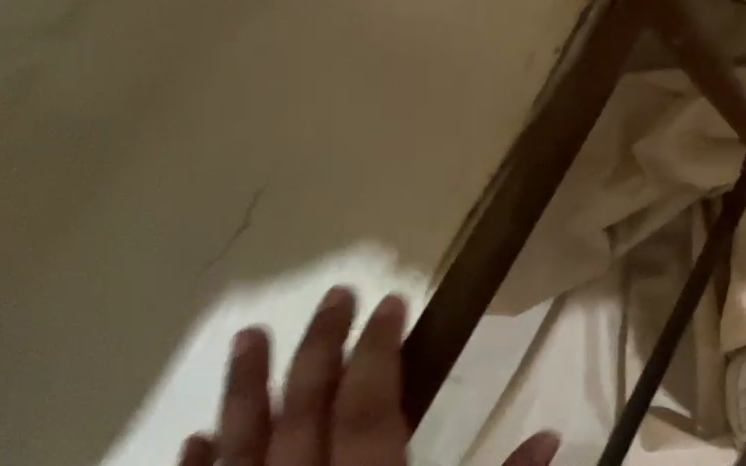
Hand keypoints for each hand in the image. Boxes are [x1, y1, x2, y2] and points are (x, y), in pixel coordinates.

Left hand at [178, 286, 558, 465]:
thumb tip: (550, 437)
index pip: (369, 406)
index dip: (378, 349)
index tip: (391, 303)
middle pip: (305, 413)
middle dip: (319, 349)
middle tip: (335, 294)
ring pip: (241, 451)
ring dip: (244, 392)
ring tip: (248, 337)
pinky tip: (196, 439)